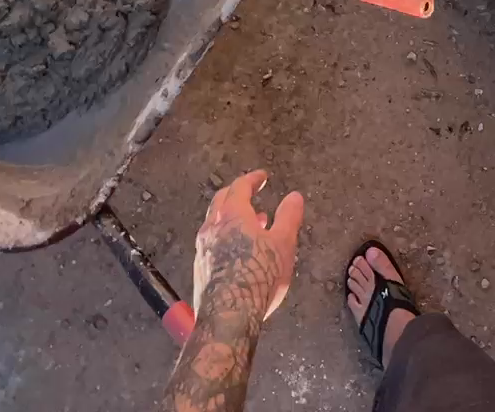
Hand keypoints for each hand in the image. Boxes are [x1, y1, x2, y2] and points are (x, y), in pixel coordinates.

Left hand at [190, 169, 304, 325]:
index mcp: (232, 214)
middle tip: (251, 194)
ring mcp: (202, 250)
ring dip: (232, 217)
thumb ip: (289, 216)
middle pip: (221, 201)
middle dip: (237, 194)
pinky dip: (226, 236)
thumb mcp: (284, 242)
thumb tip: (294, 196)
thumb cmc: (259, 274)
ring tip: (253, 224)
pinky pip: (212, 243)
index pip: (240, 186)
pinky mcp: (200, 271)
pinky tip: (240, 252)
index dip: (252, 179)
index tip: (262, 177)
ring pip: (215, 223)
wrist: (228, 318)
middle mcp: (212, 228)